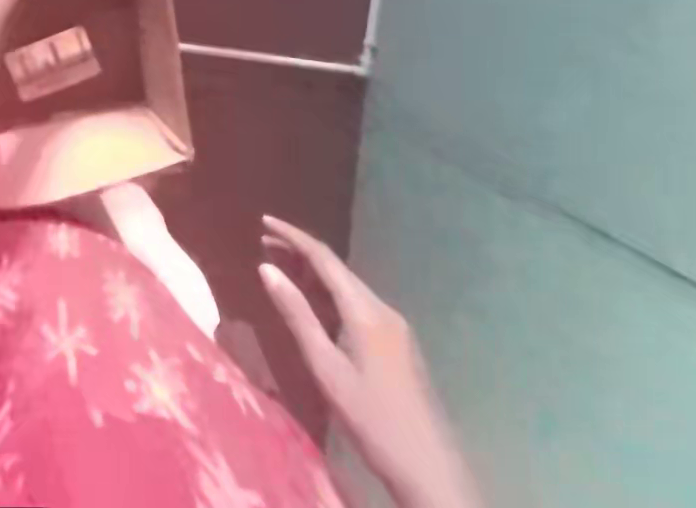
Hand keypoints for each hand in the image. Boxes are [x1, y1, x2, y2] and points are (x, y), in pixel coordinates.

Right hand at [260, 217, 480, 507]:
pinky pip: (357, 302)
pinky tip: (313, 301)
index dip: (292, 236)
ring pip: (348, 285)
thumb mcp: (326, 367)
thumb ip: (297, 314)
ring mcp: (395, 328)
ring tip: (280, 265)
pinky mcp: (397, 344)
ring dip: (313, 271)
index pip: (324, 258)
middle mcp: (383, 310)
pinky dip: (329, 291)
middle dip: (300, 250)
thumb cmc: (372, 420)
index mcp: (366, 312)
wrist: (433, 474)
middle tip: (263, 241)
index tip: (263, 221)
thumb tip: (266, 268)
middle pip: (337, 267)